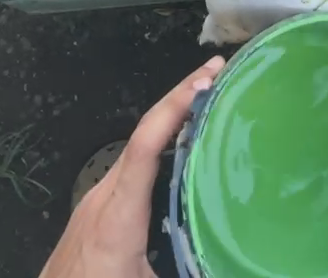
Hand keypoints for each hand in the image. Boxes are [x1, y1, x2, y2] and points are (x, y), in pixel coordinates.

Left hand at [40, 57, 225, 277]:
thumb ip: (190, 272)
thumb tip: (233, 264)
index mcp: (119, 216)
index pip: (146, 144)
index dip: (175, 107)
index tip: (207, 81)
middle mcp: (104, 196)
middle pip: (144, 131)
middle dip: (181, 95)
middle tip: (219, 70)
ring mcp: (96, 198)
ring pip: (137, 144)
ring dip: (170, 115)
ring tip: (207, 97)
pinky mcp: (94, 208)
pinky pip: (131, 162)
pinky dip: (158, 139)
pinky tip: (179, 142)